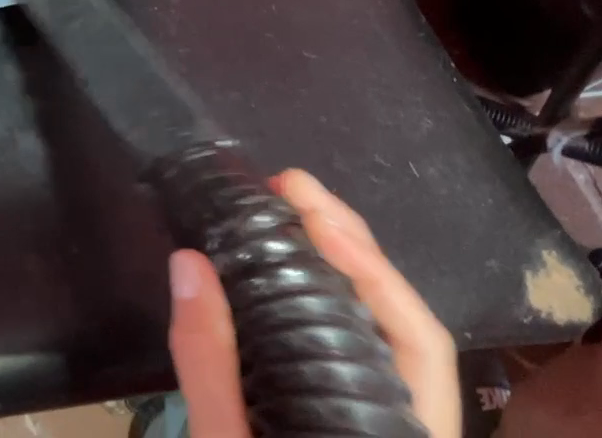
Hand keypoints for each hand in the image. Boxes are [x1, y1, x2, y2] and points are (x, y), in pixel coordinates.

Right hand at [167, 170, 460, 437]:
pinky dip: (322, 306)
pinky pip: (351, 356)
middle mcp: (407, 428)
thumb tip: (189, 265)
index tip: (305, 204)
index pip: (413, 338)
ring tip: (286, 219)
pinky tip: (286, 283)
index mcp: (397, 435)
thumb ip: (210, 365)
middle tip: (288, 189)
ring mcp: (383, 428)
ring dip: (337, 271)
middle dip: (349, 246)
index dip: (366, 263)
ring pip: (379, 340)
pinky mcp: (350, 425)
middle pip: (401, 325)